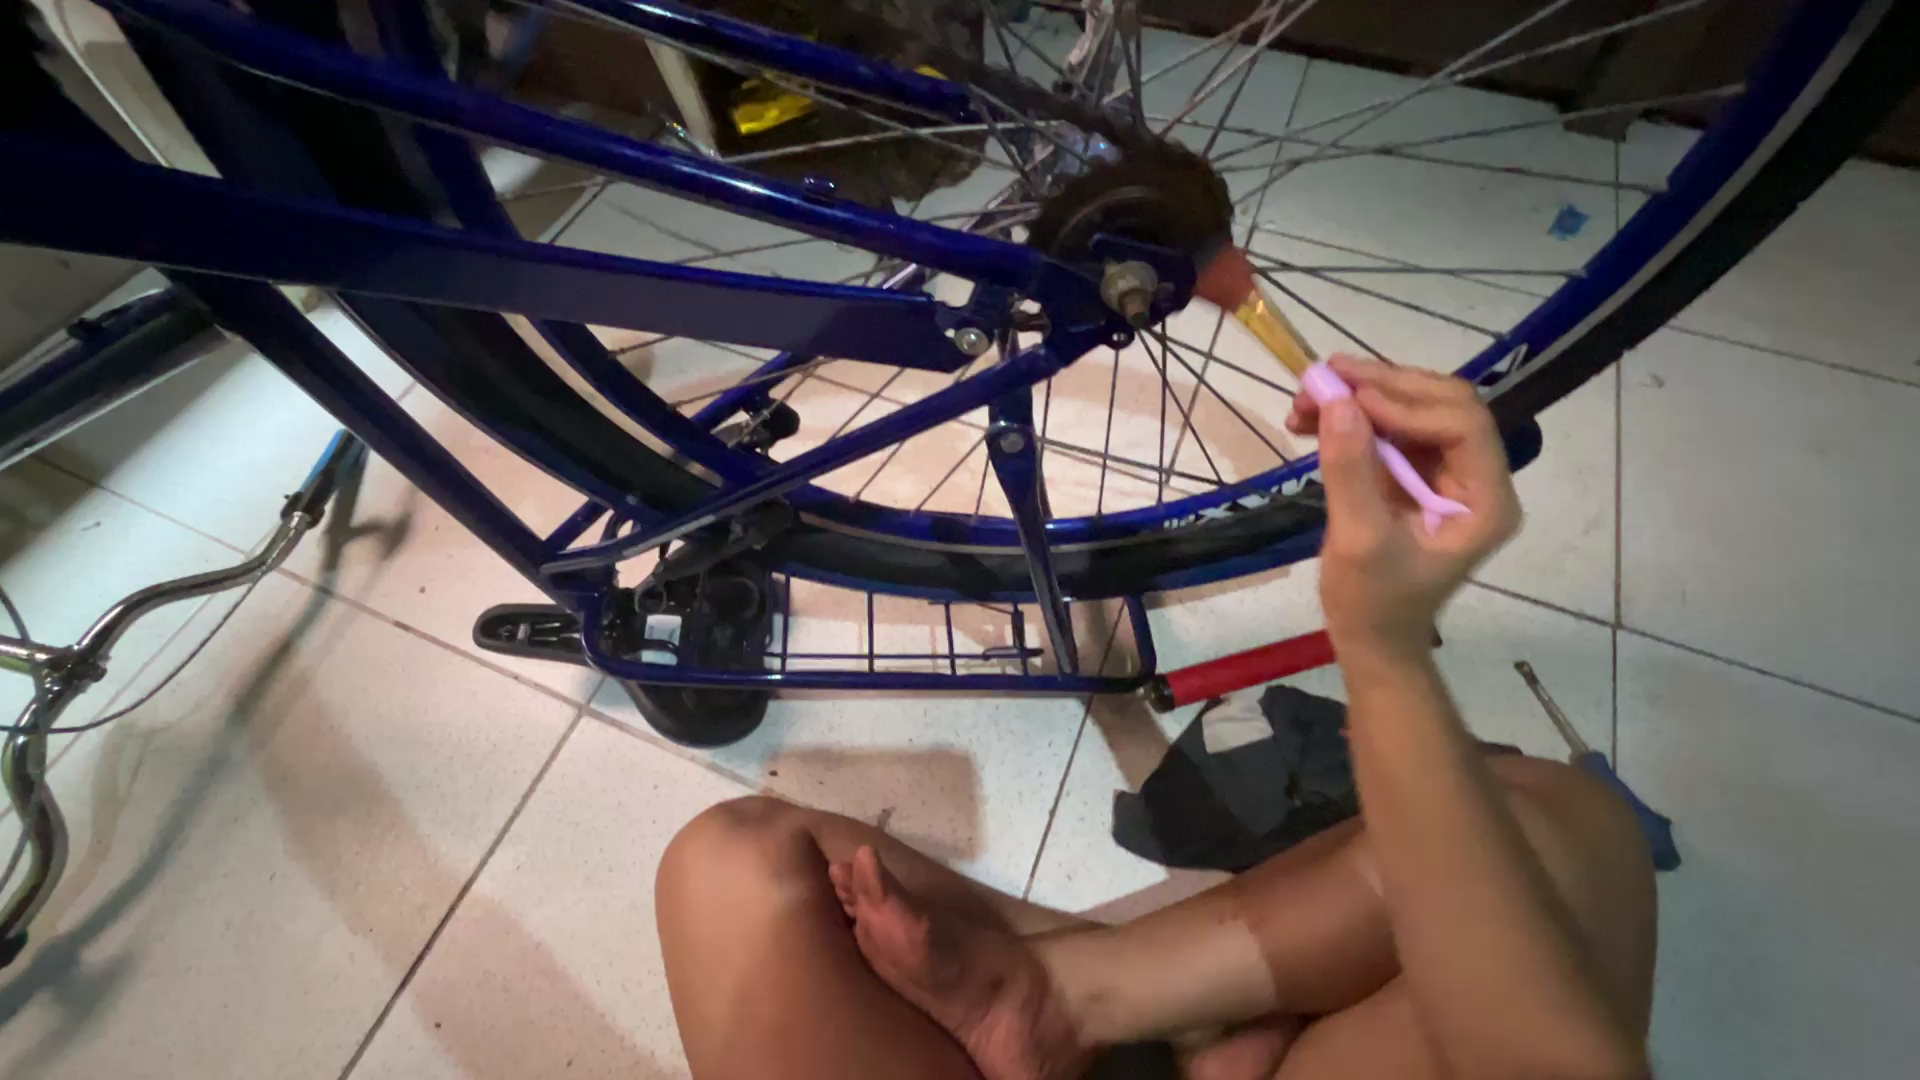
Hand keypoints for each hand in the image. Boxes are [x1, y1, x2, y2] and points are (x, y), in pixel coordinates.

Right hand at [1286, 355, 1520, 656]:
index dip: (1405, 404)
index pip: (1461, 425)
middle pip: (1441, 406)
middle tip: (1322, 378)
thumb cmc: (1371, 602)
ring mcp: (1445, 477)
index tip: (1345, 398)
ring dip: (1362, 398)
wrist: (1370, 639)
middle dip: (1381, 388)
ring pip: (1414, 412)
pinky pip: (1391, 432)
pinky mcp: (1414, 479)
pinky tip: (1314, 418)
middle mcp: (1475, 479)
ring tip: (1306, 398)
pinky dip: (1354, 420)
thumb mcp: (1357, 539)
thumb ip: (1350, 470)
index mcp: (1484, 500)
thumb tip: (1337, 402)